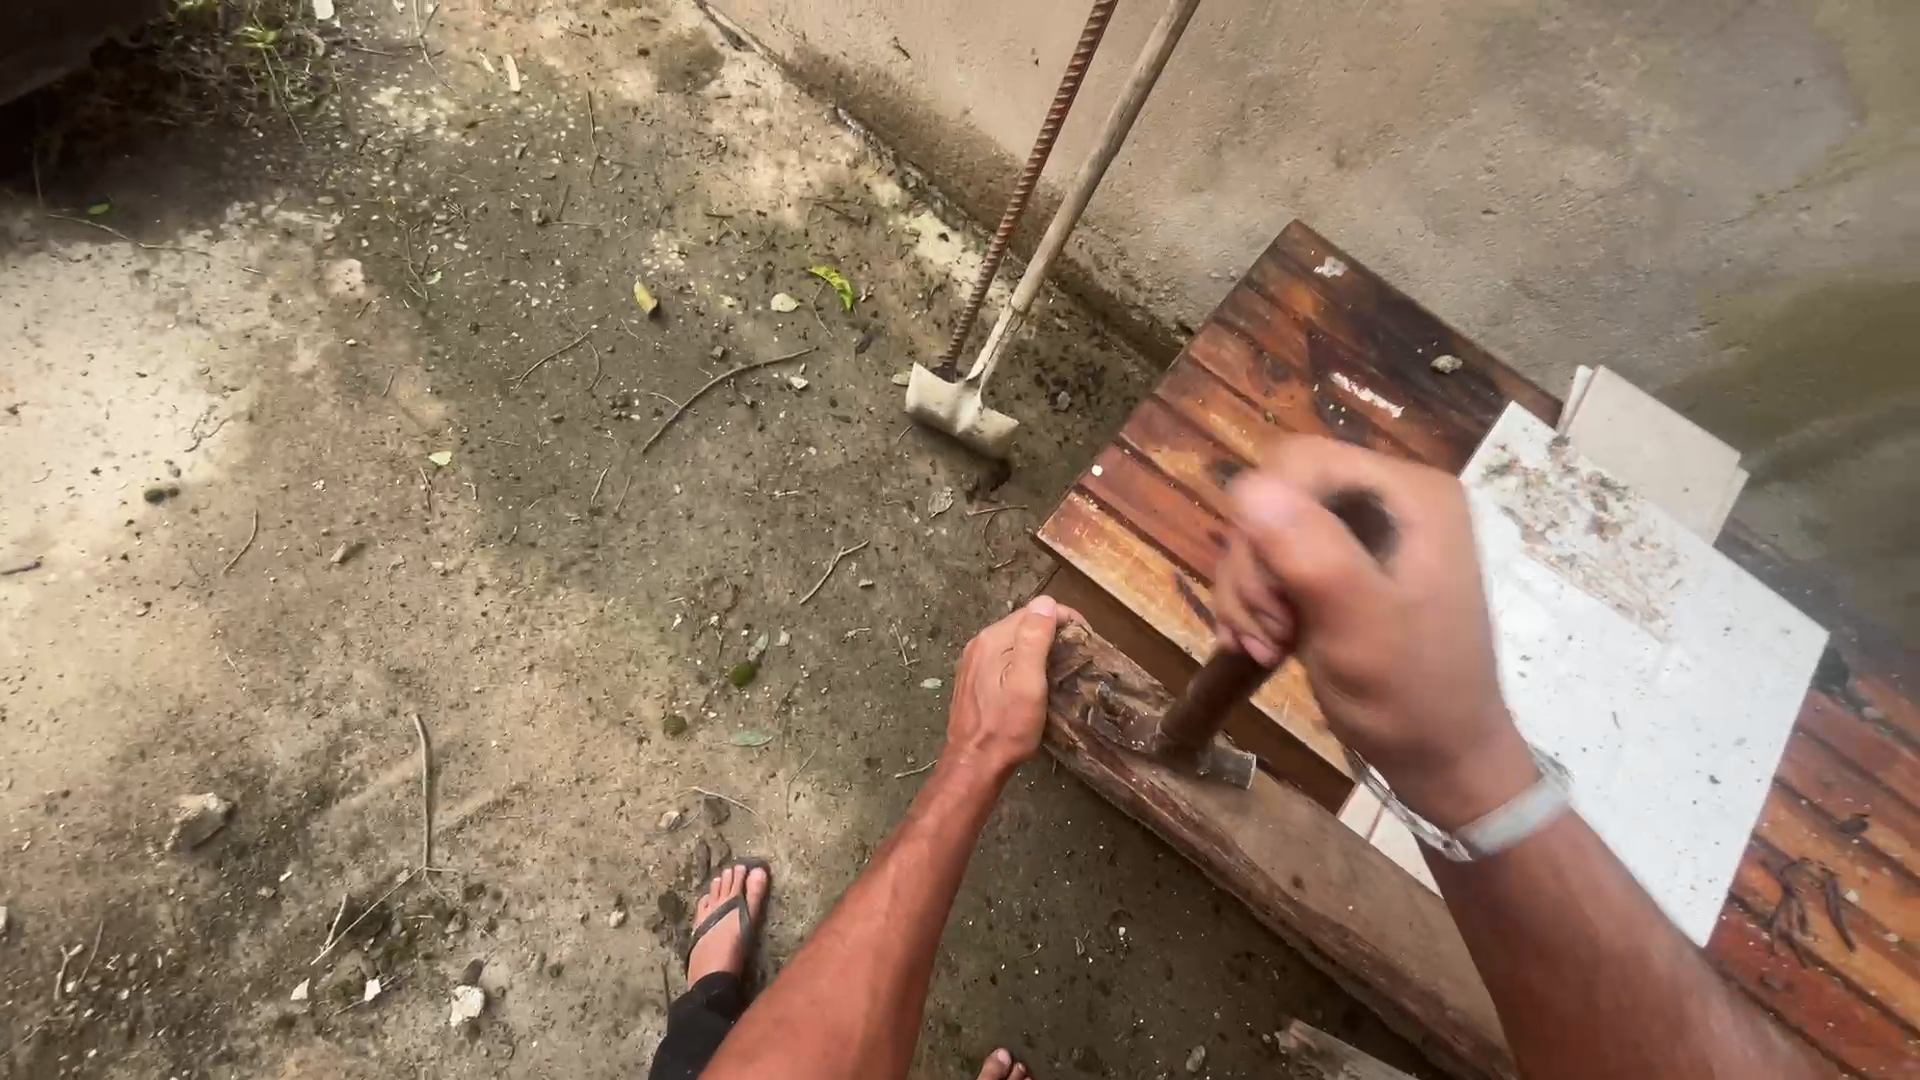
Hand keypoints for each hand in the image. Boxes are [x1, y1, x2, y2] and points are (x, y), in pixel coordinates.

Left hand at [944, 596, 1079, 778]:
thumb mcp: (1027, 683)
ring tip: (1064, 665)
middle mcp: (980, 643)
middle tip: (1079, 654)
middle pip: (1024, 623)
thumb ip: (1034, 639)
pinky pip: (1004, 657)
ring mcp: (974, 661)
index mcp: (993, 639)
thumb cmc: (1007, 727)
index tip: (1086, 639)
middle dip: (1053, 631)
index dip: (1063, 619)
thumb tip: (1045, 602)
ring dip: (1040, 646)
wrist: (974, 763)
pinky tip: (1038, 678)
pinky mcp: (974, 678)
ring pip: (1015, 641)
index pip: (1034, 611)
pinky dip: (1025, 660)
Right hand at [1211, 436, 1534, 827]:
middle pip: (1271, 498)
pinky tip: (1257, 643)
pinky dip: (1248, 603)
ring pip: (1258, 533)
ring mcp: (1358, 533)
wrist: (1437, 755)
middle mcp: (1383, 500)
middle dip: (1251, 567)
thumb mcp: (1361, 627)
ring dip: (1245, 592)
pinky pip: (1265, 562)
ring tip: (1263, 645)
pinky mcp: (1335, 564)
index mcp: (1408, 495)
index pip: (1298, 464)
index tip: (1276, 595)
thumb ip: (1312, 554)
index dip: (1263, 522)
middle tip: (1268, 629)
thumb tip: (1248, 487)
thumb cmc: (1411, 695)